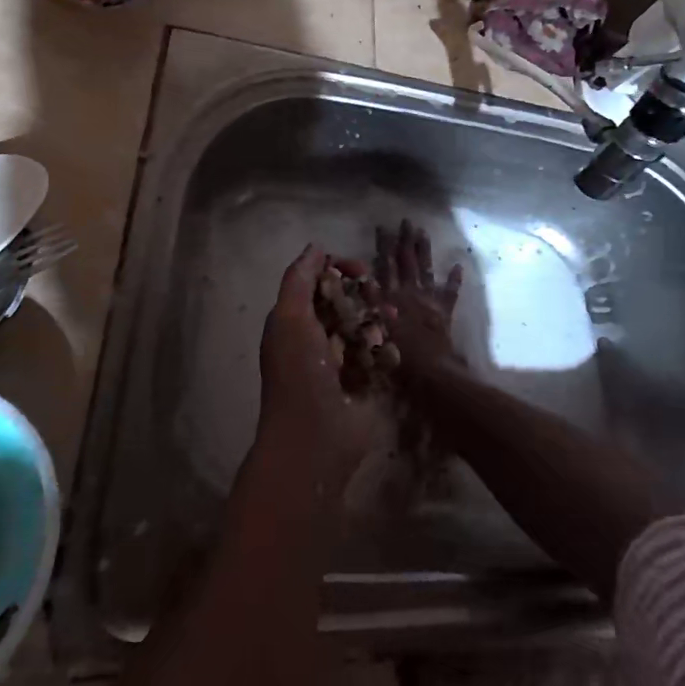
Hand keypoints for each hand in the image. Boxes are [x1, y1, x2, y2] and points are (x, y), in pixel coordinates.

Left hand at [257, 245, 380, 489]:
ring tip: (393, 320)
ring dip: (377, 320)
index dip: (336, 270)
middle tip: (380, 295)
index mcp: (292, 321)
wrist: (314, 438)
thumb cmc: (299, 373)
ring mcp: (336, 363)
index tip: (360, 270)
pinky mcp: (359, 384)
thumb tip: (315, 247)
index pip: (316, 283)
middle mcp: (312, 339)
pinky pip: (374, 357)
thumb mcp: (290, 317)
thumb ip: (299, 279)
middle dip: (362, 294)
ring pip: (361, 328)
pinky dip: (384, 350)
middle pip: (341, 303)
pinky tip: (393, 348)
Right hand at [374, 220, 464, 375]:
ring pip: (426, 270)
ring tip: (424, 232)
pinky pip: (450, 293)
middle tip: (406, 221)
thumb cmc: (396, 355)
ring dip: (425, 251)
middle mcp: (410, 293)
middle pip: (407, 262)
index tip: (383, 227)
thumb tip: (360, 280)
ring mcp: (429, 300)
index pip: (386, 265)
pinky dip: (454, 279)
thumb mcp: (374, 328)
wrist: (430, 371)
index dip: (384, 246)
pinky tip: (458, 265)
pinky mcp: (444, 312)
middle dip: (406, 241)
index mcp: (391, 296)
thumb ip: (369, 304)